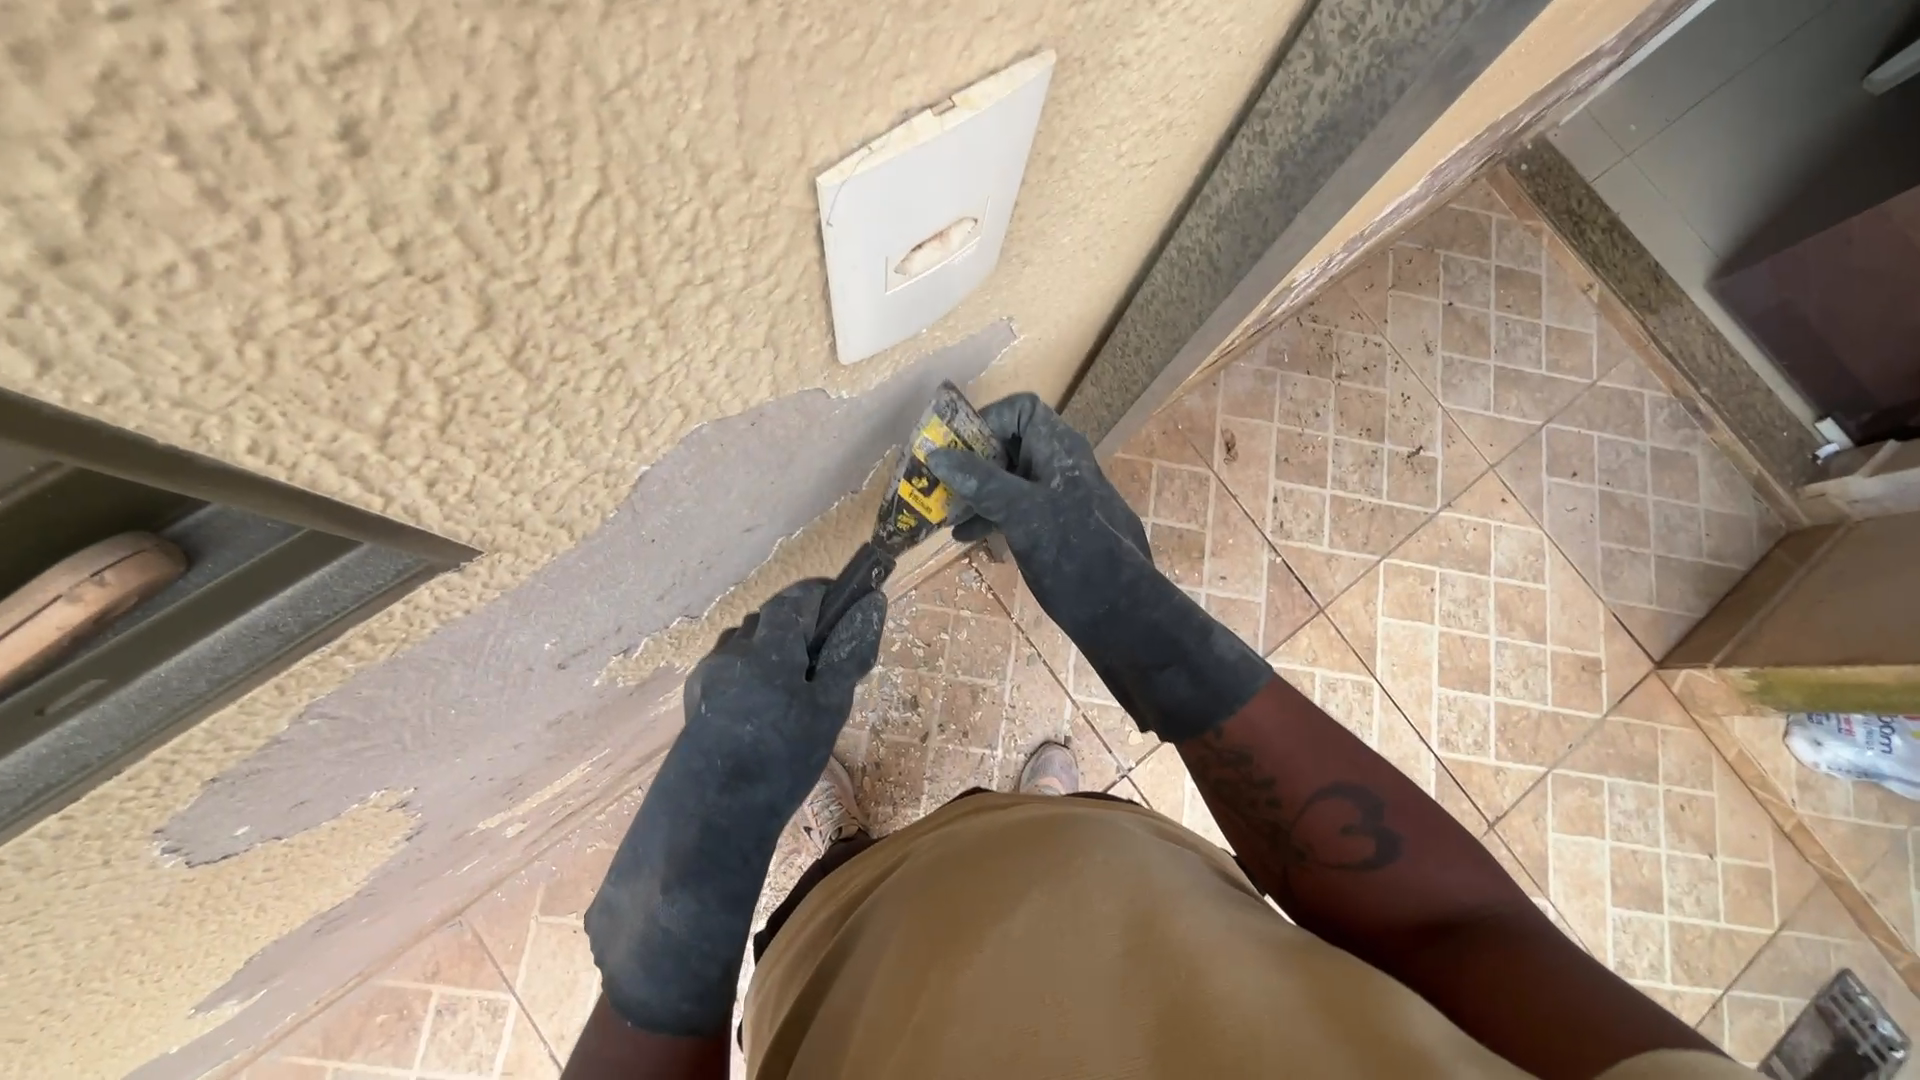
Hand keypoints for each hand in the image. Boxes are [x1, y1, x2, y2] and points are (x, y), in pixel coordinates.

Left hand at [684, 578, 885, 812]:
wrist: (714, 813)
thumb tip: (872, 605)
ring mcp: (709, 677)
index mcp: (768, 646)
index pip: (794, 598)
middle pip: (767, 620)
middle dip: (795, 625)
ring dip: (769, 650)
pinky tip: (763, 709)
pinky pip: (729, 671)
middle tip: (824, 654)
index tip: (842, 602)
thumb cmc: (782, 756)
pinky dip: (750, 675)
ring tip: (794, 684)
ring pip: (744, 645)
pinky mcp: (696, 703)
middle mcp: (733, 651)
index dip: (819, 595)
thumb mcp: (829, 707)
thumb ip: (849, 654)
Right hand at [927, 395, 1269, 742]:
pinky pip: (1016, 512)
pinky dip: (991, 518)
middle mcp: (1060, 468)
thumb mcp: (1023, 513)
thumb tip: (935, 454)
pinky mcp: (1057, 532)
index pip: (1021, 410)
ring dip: (976, 495)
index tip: (954, 449)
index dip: (986, 421)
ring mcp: (1060, 501)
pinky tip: (969, 539)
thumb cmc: (1075, 556)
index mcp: (1060, 451)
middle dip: (971, 465)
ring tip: (947, 520)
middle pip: (1009, 446)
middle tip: (939, 488)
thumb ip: (980, 481)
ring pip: (1009, 483)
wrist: (1122, 617)